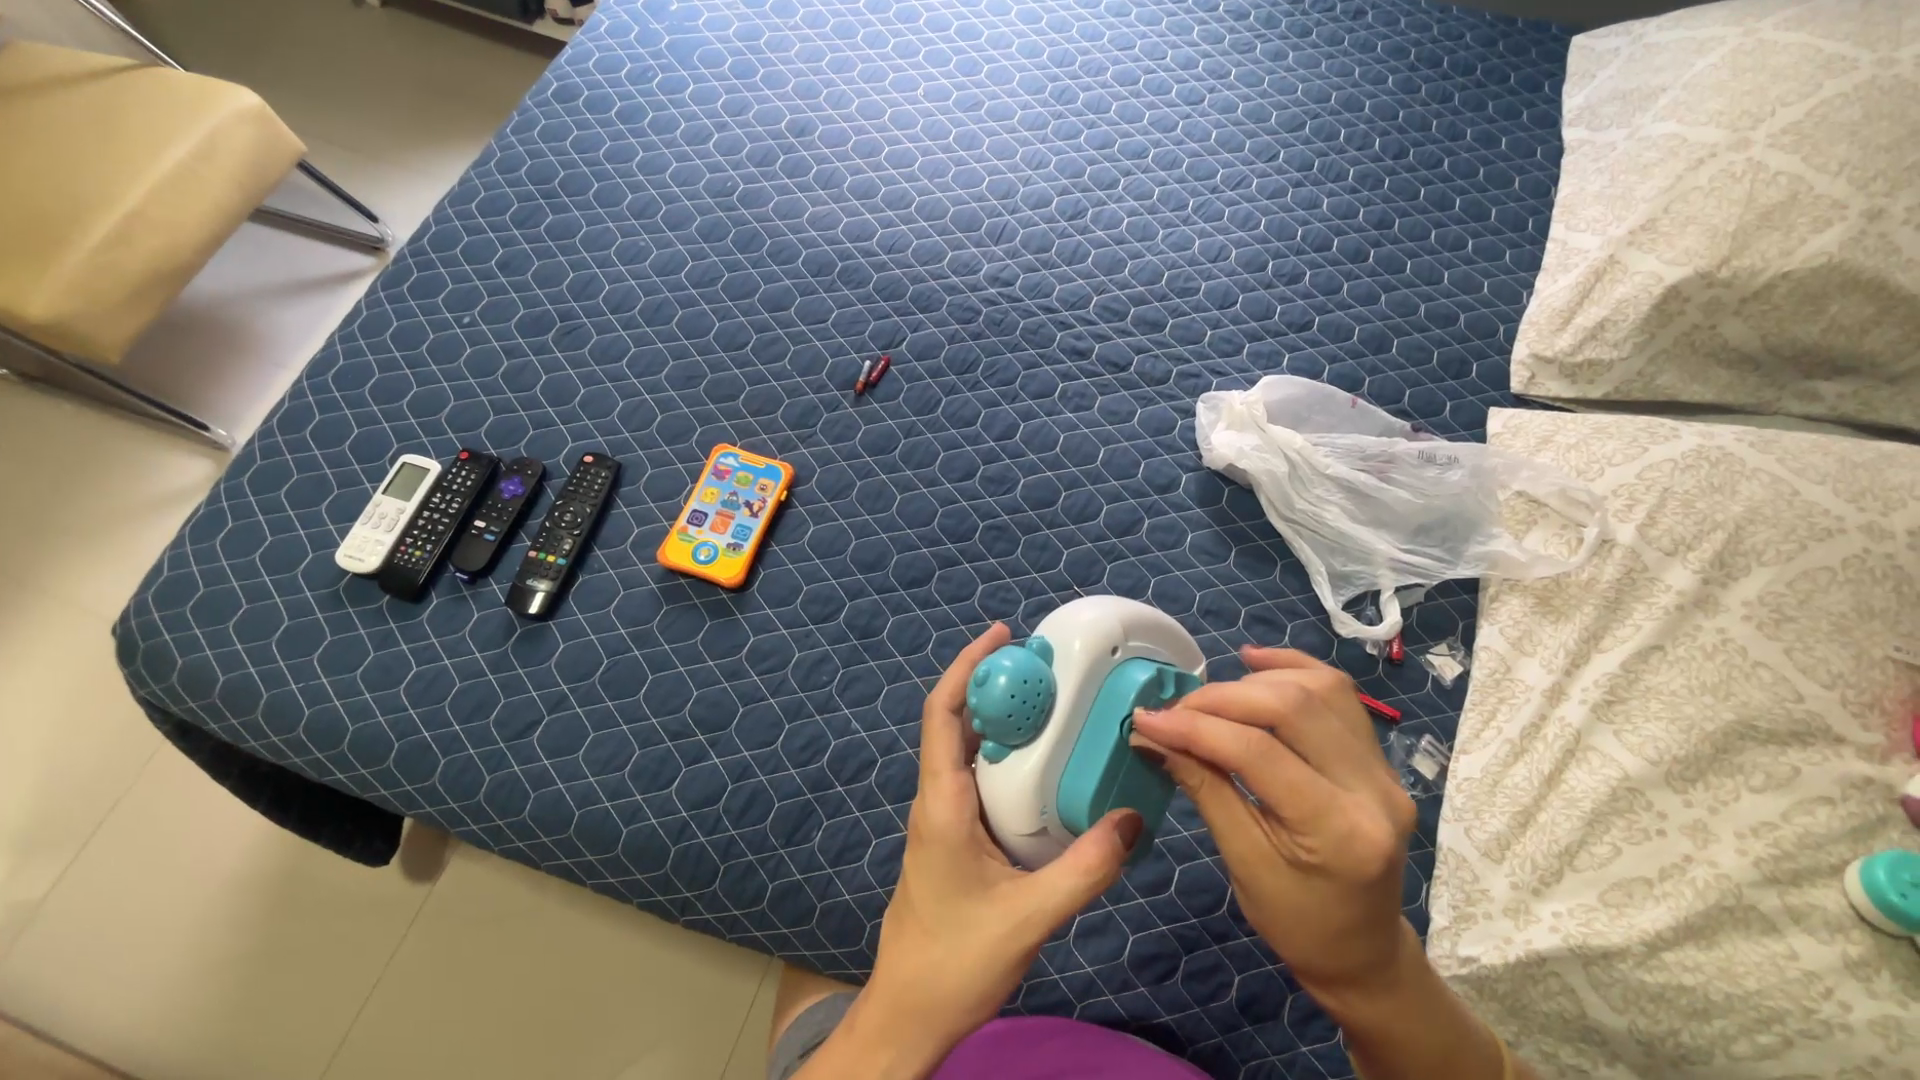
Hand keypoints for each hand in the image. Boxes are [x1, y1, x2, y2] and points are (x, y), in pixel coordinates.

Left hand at [854, 623, 1144, 1069]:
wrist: (909, 1011)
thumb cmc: (956, 961)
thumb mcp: (1031, 916)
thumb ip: (1085, 869)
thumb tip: (1134, 820)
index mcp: (941, 804)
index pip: (942, 714)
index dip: (967, 668)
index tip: (1002, 637)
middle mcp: (936, 801)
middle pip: (957, 724)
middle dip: (997, 688)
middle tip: (1048, 669)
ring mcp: (941, 822)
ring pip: (968, 754)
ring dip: (1002, 724)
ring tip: (1054, 707)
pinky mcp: (952, 842)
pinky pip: (978, 783)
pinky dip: (1007, 762)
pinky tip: (1046, 772)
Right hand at [1131, 647, 1416, 998]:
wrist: (1362, 950)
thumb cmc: (1297, 923)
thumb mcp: (1243, 864)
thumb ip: (1206, 790)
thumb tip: (1156, 736)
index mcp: (1338, 830)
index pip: (1258, 753)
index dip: (1196, 727)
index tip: (1147, 720)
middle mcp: (1373, 789)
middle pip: (1291, 707)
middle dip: (1221, 698)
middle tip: (1174, 710)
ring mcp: (1385, 770)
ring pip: (1319, 688)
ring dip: (1255, 681)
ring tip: (1208, 698)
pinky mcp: (1380, 759)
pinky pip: (1339, 695)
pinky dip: (1294, 668)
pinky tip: (1254, 661)